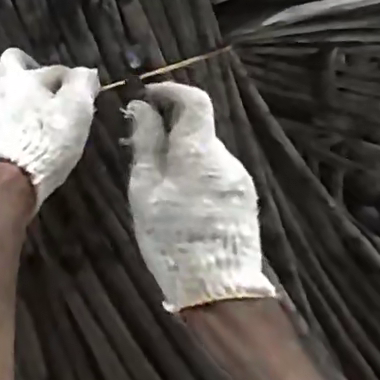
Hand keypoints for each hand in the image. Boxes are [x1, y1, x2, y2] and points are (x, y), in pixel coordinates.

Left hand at [0, 49, 99, 206]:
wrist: (11, 178)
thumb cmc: (46, 137)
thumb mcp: (76, 106)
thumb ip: (82, 83)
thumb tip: (84, 72)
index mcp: (16, 75)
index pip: (47, 66)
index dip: (68, 76)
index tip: (81, 93)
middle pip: (10, 72)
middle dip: (30, 78)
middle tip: (53, 96)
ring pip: (2, 96)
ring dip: (19, 101)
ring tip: (41, 117)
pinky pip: (0, 120)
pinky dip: (13, 122)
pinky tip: (27, 136)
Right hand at [126, 83, 276, 311]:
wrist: (217, 288)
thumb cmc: (170, 234)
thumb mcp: (145, 187)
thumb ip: (146, 143)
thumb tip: (142, 108)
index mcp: (199, 151)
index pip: (194, 100)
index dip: (169, 91)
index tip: (145, 98)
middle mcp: (225, 158)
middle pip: (197, 127)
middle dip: (168, 126)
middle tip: (137, 143)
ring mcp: (238, 179)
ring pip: (203, 151)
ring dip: (179, 151)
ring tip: (153, 176)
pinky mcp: (242, 198)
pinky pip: (213, 171)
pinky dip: (192, 170)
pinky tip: (176, 197)